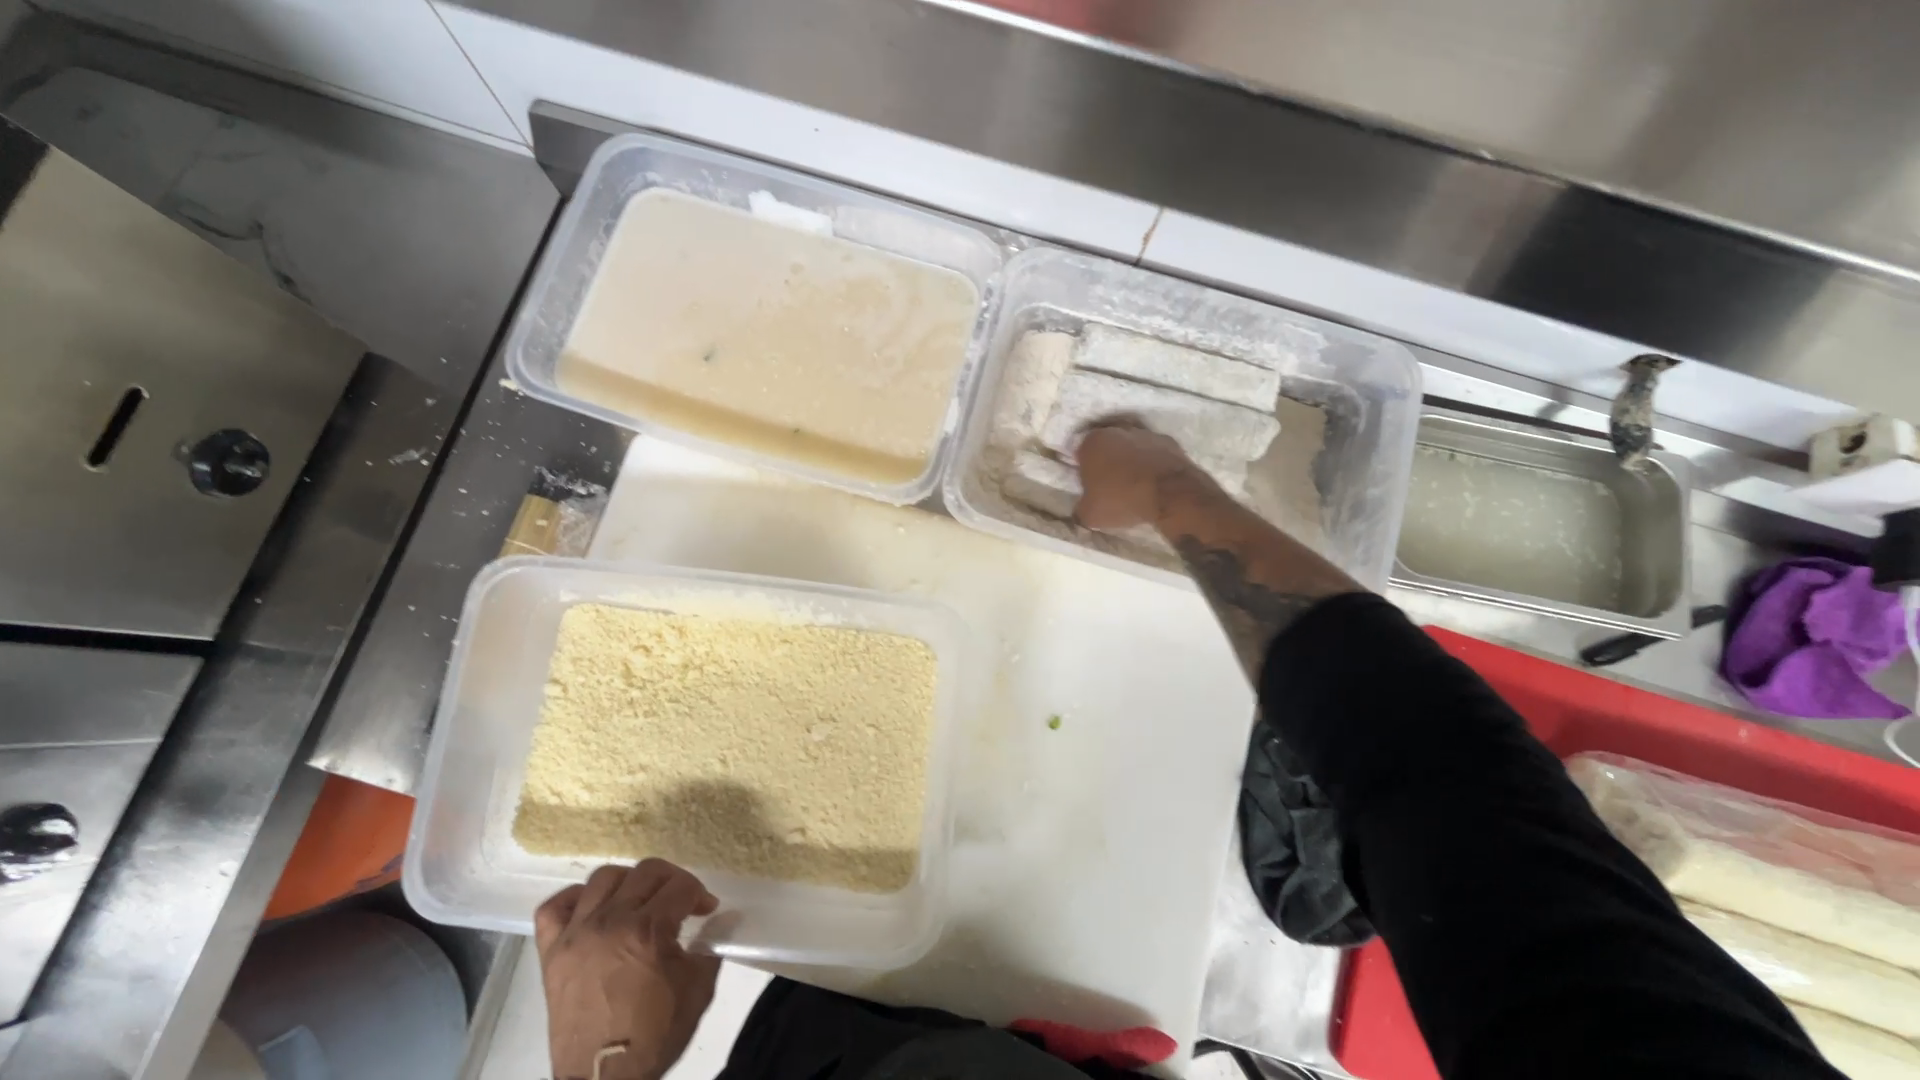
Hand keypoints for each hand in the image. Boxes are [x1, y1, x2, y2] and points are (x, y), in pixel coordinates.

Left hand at [535, 860, 721, 1079]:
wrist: (604, 1079)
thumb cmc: (655, 1035)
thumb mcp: (698, 989)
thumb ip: (711, 947)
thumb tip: (721, 920)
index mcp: (648, 930)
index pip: (682, 887)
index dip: (700, 895)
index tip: (706, 911)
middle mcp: (610, 921)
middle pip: (646, 872)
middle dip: (672, 881)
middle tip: (679, 904)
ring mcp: (576, 934)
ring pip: (603, 878)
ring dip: (629, 883)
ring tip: (638, 903)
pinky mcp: (551, 953)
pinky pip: (555, 907)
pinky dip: (574, 900)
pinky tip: (592, 910)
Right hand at [1074, 423, 1211, 530]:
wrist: (1170, 494)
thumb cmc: (1122, 499)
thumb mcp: (1090, 514)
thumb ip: (1081, 507)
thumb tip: (1082, 507)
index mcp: (1091, 442)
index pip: (1080, 452)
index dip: (1084, 469)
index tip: (1090, 485)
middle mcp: (1116, 430)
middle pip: (1106, 444)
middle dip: (1107, 459)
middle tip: (1110, 483)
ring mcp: (1145, 433)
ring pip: (1131, 445)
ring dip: (1131, 459)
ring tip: (1134, 483)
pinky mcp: (1169, 441)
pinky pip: (1154, 452)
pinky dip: (1152, 462)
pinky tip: (1153, 481)